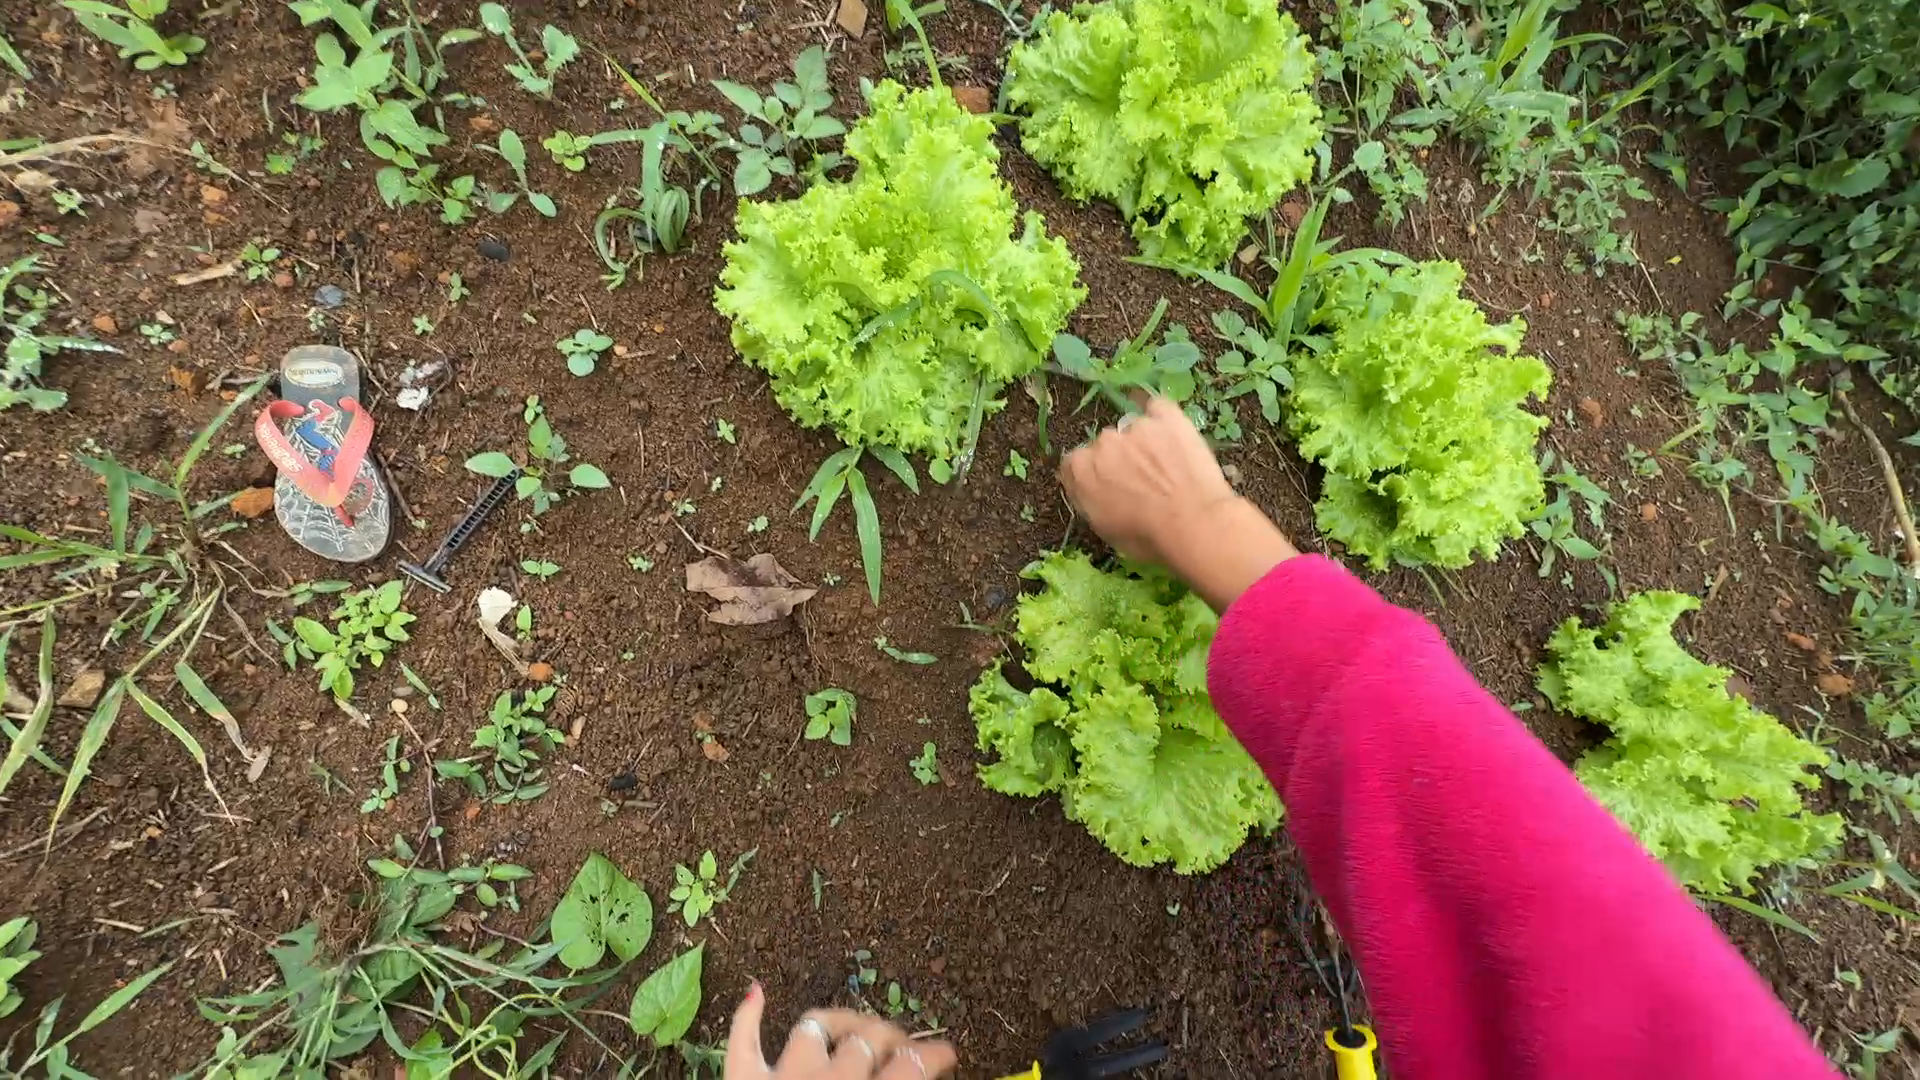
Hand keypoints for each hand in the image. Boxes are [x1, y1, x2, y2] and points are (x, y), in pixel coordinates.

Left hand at [725, 984, 956, 1079]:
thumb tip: (920, 1078)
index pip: (909, 1066)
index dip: (933, 1056)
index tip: (948, 1053)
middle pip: (867, 1040)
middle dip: (891, 1038)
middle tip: (904, 1047)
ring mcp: (783, 1078)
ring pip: (814, 1027)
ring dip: (839, 1022)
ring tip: (855, 1027)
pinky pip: (742, 1042)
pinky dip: (747, 1016)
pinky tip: (759, 993)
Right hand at [1059, 397, 1297, 611]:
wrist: (1194, 524)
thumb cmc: (1146, 537)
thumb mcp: (1104, 529)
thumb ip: (1089, 499)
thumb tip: (1088, 488)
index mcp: (1080, 470)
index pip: (1074, 464)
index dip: (1091, 477)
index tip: (1105, 488)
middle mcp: (1102, 442)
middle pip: (1104, 446)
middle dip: (1117, 460)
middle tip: (1140, 482)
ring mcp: (1135, 426)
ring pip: (1132, 429)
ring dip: (1142, 443)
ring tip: (1164, 466)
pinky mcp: (1167, 417)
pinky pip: (1157, 408)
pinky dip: (1161, 418)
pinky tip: (1172, 435)